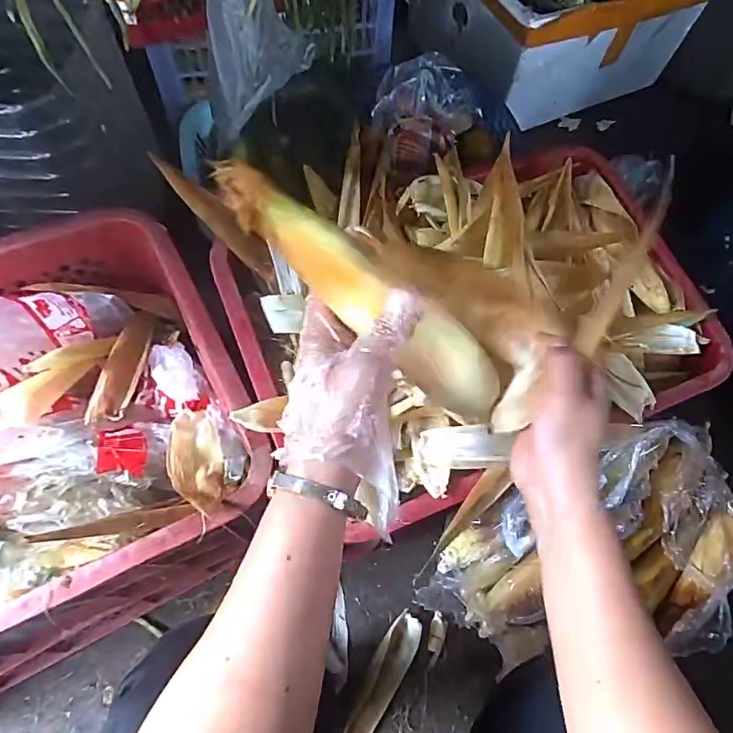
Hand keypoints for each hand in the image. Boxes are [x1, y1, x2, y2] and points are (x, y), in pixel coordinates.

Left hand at [276, 294, 416, 501]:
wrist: (330, 474)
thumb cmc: (338, 418)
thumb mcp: (363, 370)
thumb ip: (385, 333)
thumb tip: (408, 294)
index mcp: (316, 340)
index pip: (324, 296)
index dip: (343, 274)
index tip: (372, 257)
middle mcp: (329, 352)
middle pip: (348, 316)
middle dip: (372, 299)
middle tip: (407, 280)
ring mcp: (345, 374)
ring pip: (365, 340)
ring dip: (386, 326)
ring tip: (416, 306)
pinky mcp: (361, 393)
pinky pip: (378, 363)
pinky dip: (394, 351)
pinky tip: (415, 346)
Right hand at [510, 345, 607, 504]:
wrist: (549, 480)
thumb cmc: (564, 435)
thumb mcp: (566, 391)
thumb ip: (562, 362)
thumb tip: (558, 337)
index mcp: (594, 390)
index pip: (587, 358)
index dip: (572, 343)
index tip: (548, 327)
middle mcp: (578, 400)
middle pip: (565, 370)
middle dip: (548, 356)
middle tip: (525, 337)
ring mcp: (556, 415)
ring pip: (545, 386)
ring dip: (531, 374)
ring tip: (512, 352)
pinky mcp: (535, 427)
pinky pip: (528, 403)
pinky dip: (519, 393)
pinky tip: (505, 382)